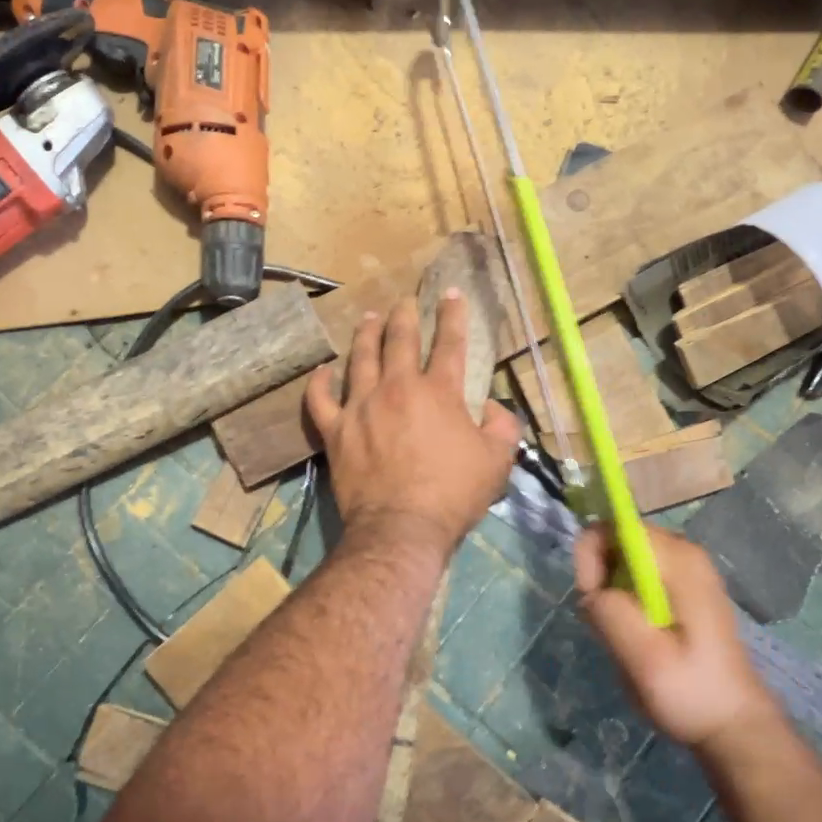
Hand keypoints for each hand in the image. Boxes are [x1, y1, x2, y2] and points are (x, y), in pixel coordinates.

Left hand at [305, 291, 519, 554]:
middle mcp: (398, 388)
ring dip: (366, 335)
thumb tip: (488, 406)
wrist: (402, 527)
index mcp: (439, 392)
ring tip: (369, 318)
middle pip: (400, 340)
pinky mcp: (335, 430)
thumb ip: (501, 426)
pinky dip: (320, 381)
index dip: (452, 315)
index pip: (449, 343)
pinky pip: (321, 398)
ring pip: (361, 359)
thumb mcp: (497, 461)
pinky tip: (323, 370)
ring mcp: (361, 406)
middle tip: (404, 302)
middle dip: (404, 316)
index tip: (451, 294)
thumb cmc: (453, 494)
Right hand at [575, 524, 781, 747]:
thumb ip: (612, 614)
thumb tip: (591, 594)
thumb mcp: (645, 659)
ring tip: (627, 638)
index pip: (615, 528)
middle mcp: (684, 553)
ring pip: (623, 562)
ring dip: (611, 596)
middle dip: (600, 578)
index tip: (592, 601)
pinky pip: (637, 578)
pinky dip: (625, 603)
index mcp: (679, 561)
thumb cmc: (692, 692)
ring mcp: (686, 570)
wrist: (734, 726)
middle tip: (608, 627)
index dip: (591, 556)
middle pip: (617, 541)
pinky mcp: (684, 588)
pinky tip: (639, 638)